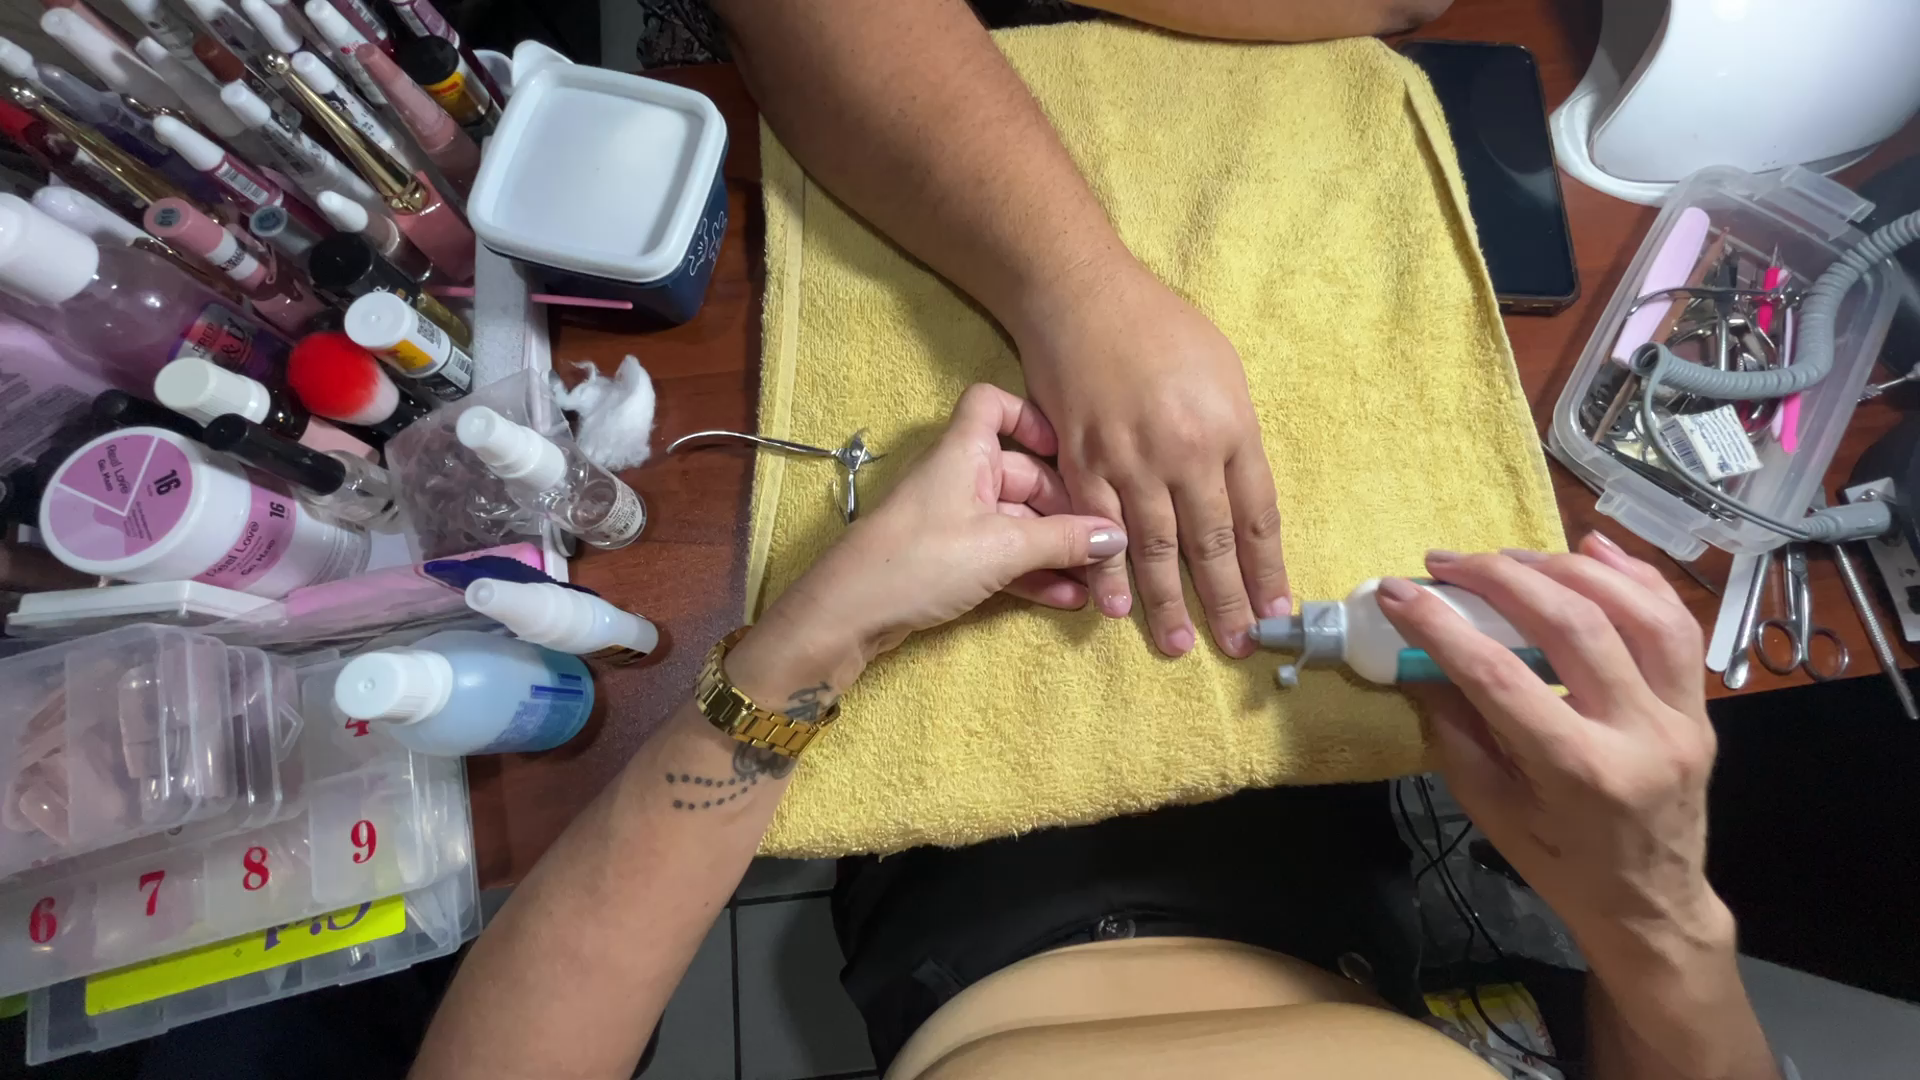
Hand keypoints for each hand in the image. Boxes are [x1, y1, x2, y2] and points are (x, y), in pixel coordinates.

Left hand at [739, 384, 1126, 691]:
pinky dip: (1031, 572)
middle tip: (1107, 547)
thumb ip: (1063, 540)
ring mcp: (953, 520)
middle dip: (1067, 512)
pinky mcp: (950, 559)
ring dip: (1056, 550)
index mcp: (964, 452)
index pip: (992, 403)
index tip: (1067, 450)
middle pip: (1023, 476)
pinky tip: (1067, 599)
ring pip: (1016, 523)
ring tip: (1097, 583)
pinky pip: (1002, 556)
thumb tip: (1117, 536)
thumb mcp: (1001, 548)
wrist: (849, 614)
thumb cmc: (923, 559)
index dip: (1030, 417)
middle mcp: (960, 477)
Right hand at [1014, 262, 1287, 657]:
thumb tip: (1234, 492)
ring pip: (1157, 547)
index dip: (1267, 571)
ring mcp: (1131, 461)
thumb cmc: (1158, 327)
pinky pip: (1100, 529)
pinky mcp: (1082, 464)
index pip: (1258, 518)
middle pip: (1213, 543)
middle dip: (1228, 601)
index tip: (1276, 611)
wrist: (1082, 298)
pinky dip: (1110, 572)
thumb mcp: (1223, 370)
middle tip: (1237, 647)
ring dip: (1170, 602)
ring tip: (1181, 645)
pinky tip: (1117, 608)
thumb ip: (1234, 435)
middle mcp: (1186, 452)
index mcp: (1232, 427)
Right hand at [1372, 534, 1727, 970]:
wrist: (1649, 901)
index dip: (1440, 624)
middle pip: (1573, 626)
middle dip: (1498, 580)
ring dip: (1562, 569)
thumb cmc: (1553, 857)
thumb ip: (1455, 722)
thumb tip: (1422, 656)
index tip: (1394, 590)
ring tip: (1504, 557)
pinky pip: (1676, 624)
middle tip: (1444, 563)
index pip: (1498, 675)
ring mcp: (1682, 716)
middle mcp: (1641, 733)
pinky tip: (1590, 548)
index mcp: (1578, 768)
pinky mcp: (1698, 705)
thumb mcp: (1483, 799)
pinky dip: (1633, 576)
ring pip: (1636, 612)